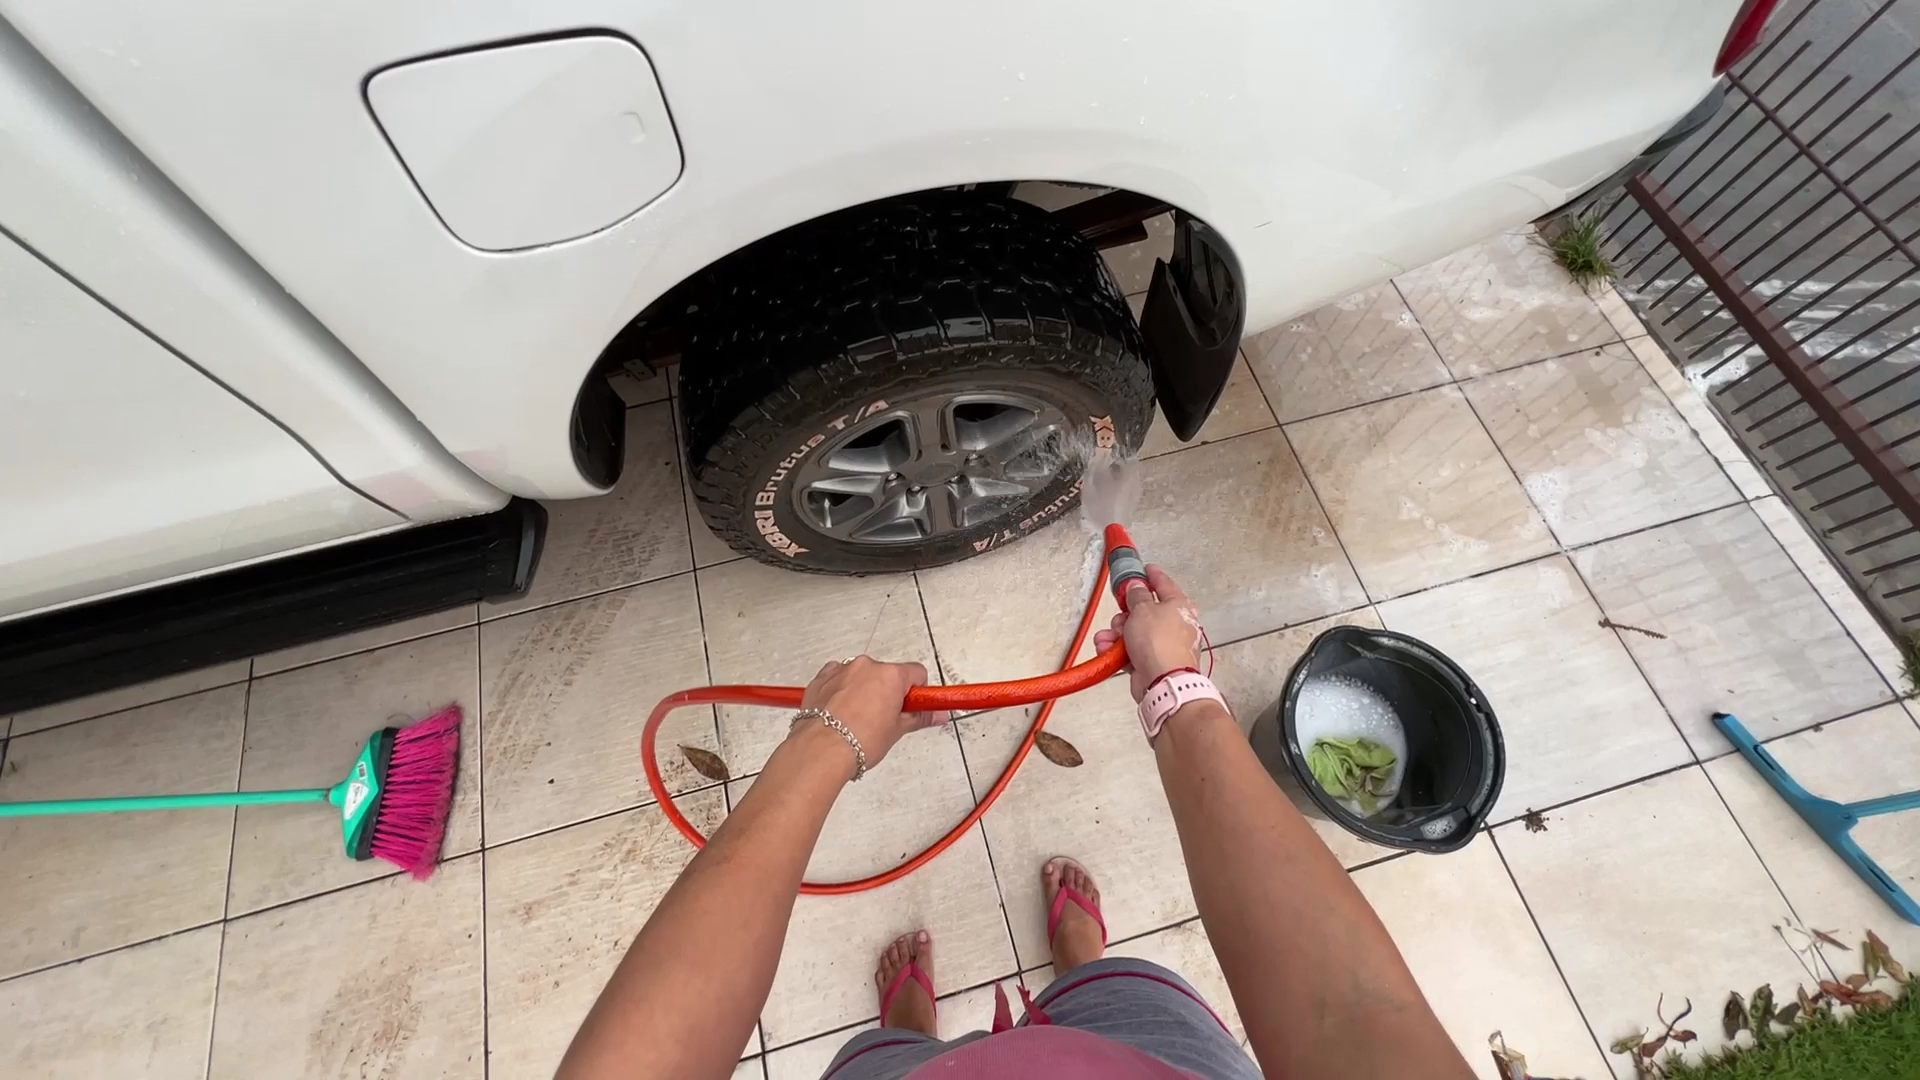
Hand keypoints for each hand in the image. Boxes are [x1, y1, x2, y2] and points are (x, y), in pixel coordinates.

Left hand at [794, 655, 947, 774]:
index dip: (917, 692)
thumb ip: (919, 717)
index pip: (916, 673)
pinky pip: (838, 678)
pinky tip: (841, 713)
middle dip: (889, 693)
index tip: (914, 705)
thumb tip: (935, 714)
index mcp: (890, 675)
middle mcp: (866, 666)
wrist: (820, 751)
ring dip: (864, 691)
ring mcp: (842, 670)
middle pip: (887, 674)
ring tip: (859, 720)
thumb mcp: (896, 731)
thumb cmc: (857, 741)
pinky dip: (841, 690)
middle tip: (885, 720)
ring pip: (861, 676)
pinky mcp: (822, 678)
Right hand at [1093, 564, 1204, 700]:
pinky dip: (1116, 650)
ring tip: (1108, 638)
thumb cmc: (1159, 643)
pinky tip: (1106, 649)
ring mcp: (1162, 645)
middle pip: (1143, 610)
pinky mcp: (1151, 662)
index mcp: (1178, 606)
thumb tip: (1135, 586)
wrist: (1162, 682)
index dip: (1151, 574)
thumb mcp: (1142, 609)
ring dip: (1115, 634)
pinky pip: (1129, 651)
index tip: (1143, 568)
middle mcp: (1173, 625)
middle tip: (1119, 615)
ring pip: (1133, 632)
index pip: (1163, 584)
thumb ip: (1136, 595)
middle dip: (1125, 613)